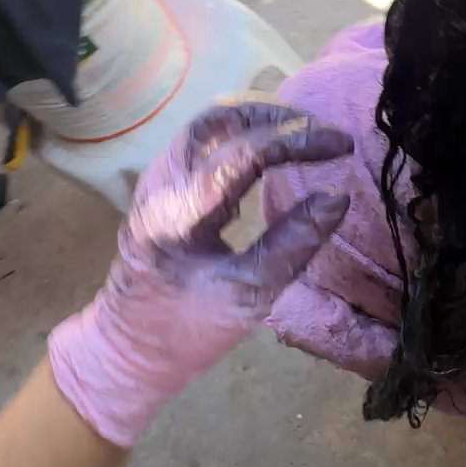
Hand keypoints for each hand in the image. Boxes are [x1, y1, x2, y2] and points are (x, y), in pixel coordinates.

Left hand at [48, 103, 353, 444]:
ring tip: (300, 132)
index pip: (245, 154)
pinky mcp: (162, 183)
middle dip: (276, 115)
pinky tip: (270, 151)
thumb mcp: (250, 296)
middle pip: (219, 119)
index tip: (341, 145)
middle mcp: (161, 184)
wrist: (124, 351)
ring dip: (258, 118)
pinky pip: (204, 140)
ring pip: (209, 123)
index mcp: (179, 214)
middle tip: (319, 130)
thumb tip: (337, 196)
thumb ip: (295, 242)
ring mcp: (156, 179)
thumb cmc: (185, 331)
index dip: (298, 141)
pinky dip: (242, 133)